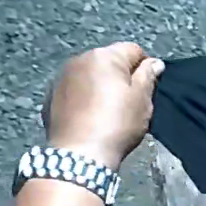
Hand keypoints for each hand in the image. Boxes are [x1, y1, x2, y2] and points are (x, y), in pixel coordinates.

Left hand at [43, 42, 164, 168]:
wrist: (80, 155)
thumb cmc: (116, 126)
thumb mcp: (142, 100)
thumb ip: (148, 76)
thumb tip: (154, 63)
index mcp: (104, 56)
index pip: (133, 50)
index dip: (144, 67)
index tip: (147, 88)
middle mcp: (79, 60)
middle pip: (108, 61)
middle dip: (120, 76)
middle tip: (128, 103)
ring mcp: (61, 78)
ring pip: (89, 75)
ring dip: (99, 87)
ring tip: (107, 113)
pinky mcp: (51, 96)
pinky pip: (73, 91)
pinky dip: (83, 99)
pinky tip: (90, 119)